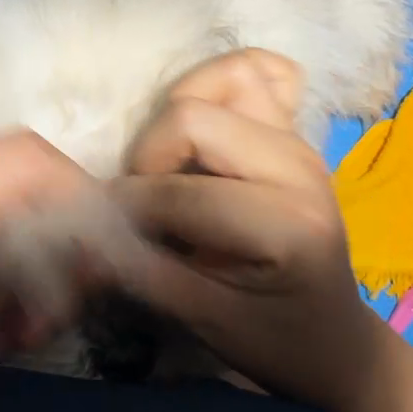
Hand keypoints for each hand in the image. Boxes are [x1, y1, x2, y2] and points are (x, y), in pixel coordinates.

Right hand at [110, 49, 385, 411]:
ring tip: (169, 161)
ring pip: (223, 76)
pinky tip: (206, 116)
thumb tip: (76, 230)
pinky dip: (223, 80)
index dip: (128, 207)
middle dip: (149, 156)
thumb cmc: (274, 339)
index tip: (105, 229)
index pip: (180, 191)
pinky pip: (259, 69)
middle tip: (142, 201)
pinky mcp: (291, 128)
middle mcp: (297, 166)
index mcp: (287, 224)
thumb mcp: (204, 320)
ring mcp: (297, 139)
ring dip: (179, 112)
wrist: (335, 342)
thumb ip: (139, 269)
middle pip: (192, 116)